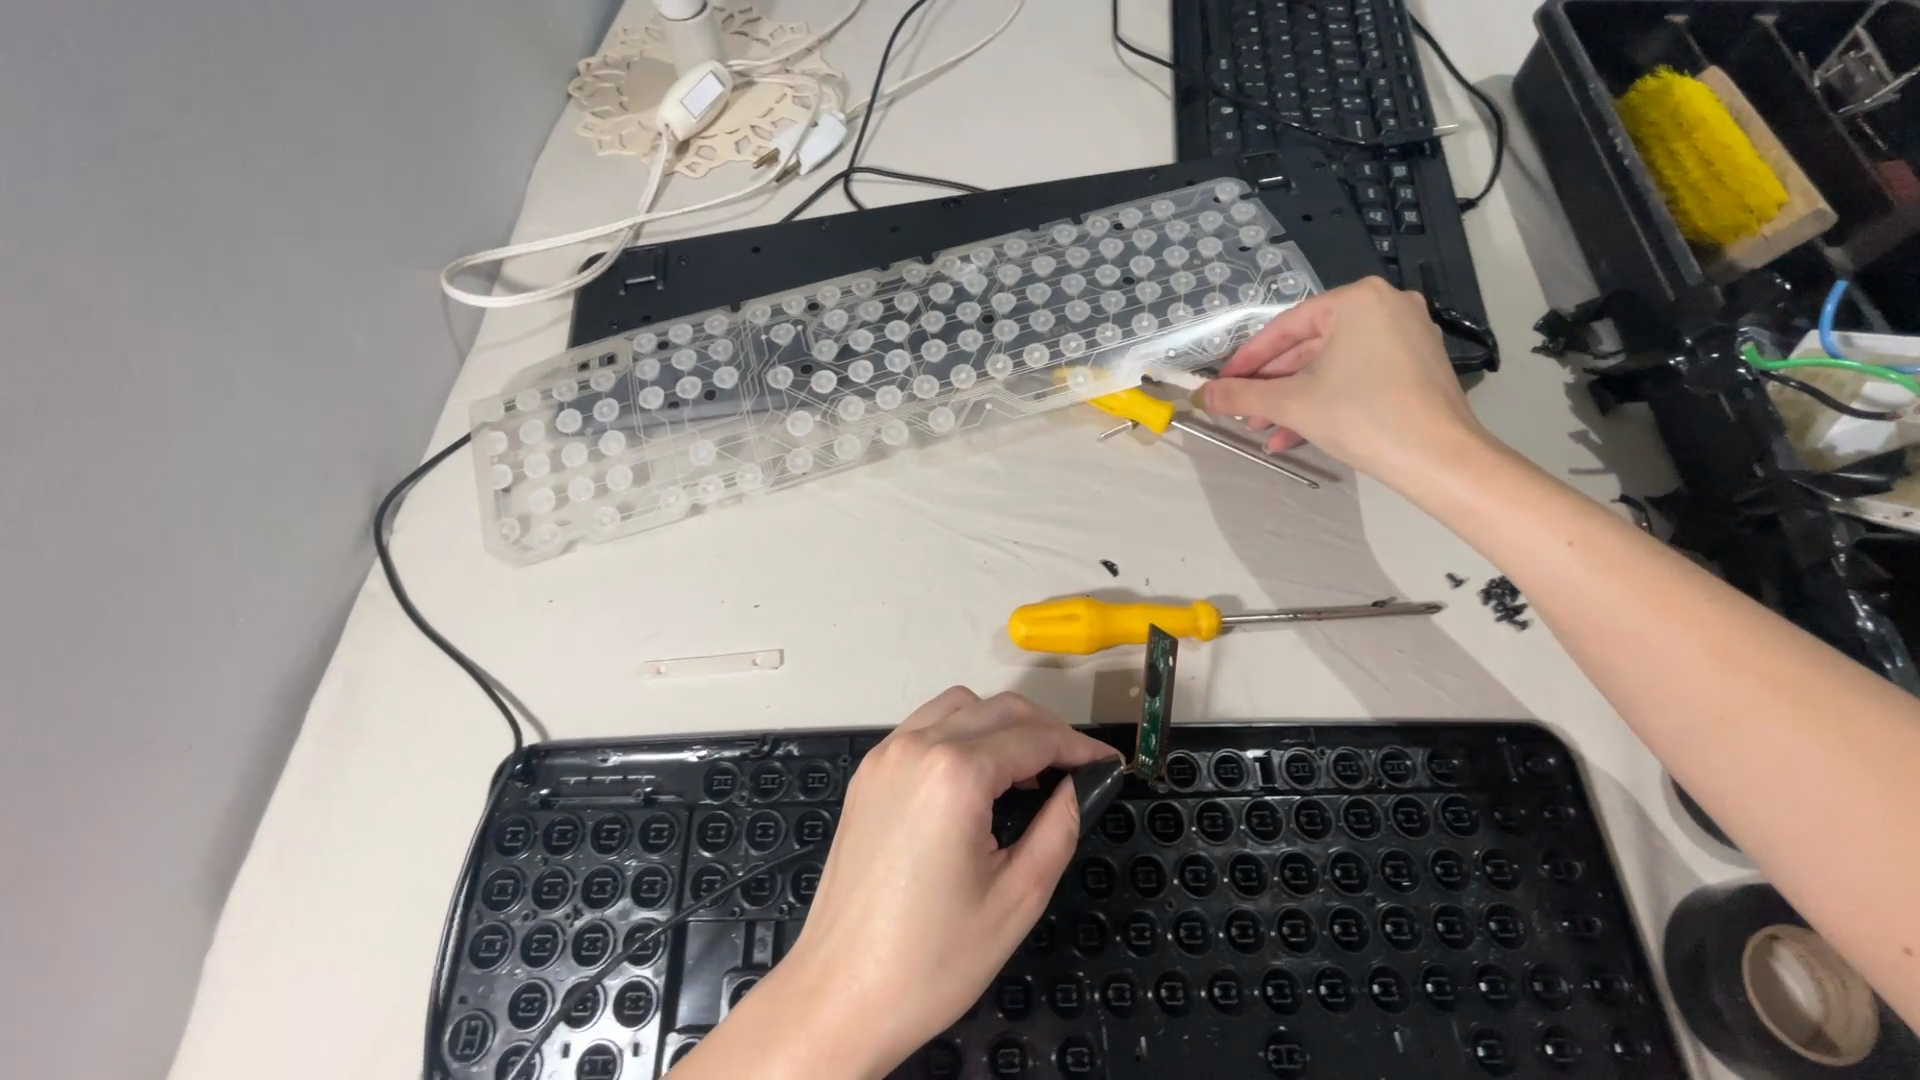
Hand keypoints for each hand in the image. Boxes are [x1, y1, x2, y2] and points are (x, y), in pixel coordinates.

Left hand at [751, 688, 1116, 1077]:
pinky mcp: (867, 775)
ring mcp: (885, 757)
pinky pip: (924, 728)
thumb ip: (1059, 827)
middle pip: (999, 709)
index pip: (1033, 737)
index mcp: (955, 774)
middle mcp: (915, 748)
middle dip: (1046, 730)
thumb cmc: (932, 959)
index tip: (1109, 765)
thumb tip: (1080, 785)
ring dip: (1001, 725)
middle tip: (1077, 770)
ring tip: (1029, 772)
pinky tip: (978, 779)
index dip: (1079, 747)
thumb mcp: (1017, 898)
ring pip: (959, 707)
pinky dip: (961, 734)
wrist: (840, 996)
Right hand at [1202, 277, 1488, 480]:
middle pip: (1308, 347)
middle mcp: (1385, 307)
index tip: (1221, 384)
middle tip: (1241, 412)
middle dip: (1270, 386)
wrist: (1437, 458)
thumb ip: (1240, 396)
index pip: (1285, 327)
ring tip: (1262, 431)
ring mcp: (1405, 337)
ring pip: (1330, 366)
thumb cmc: (1362, 416)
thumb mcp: (1290, 404)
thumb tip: (1201, 396)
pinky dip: (1325, 401)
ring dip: (1292, 400)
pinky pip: (1356, 376)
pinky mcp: (1415, 367)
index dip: (1246, 360)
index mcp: (1357, 300)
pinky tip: (1296, 434)